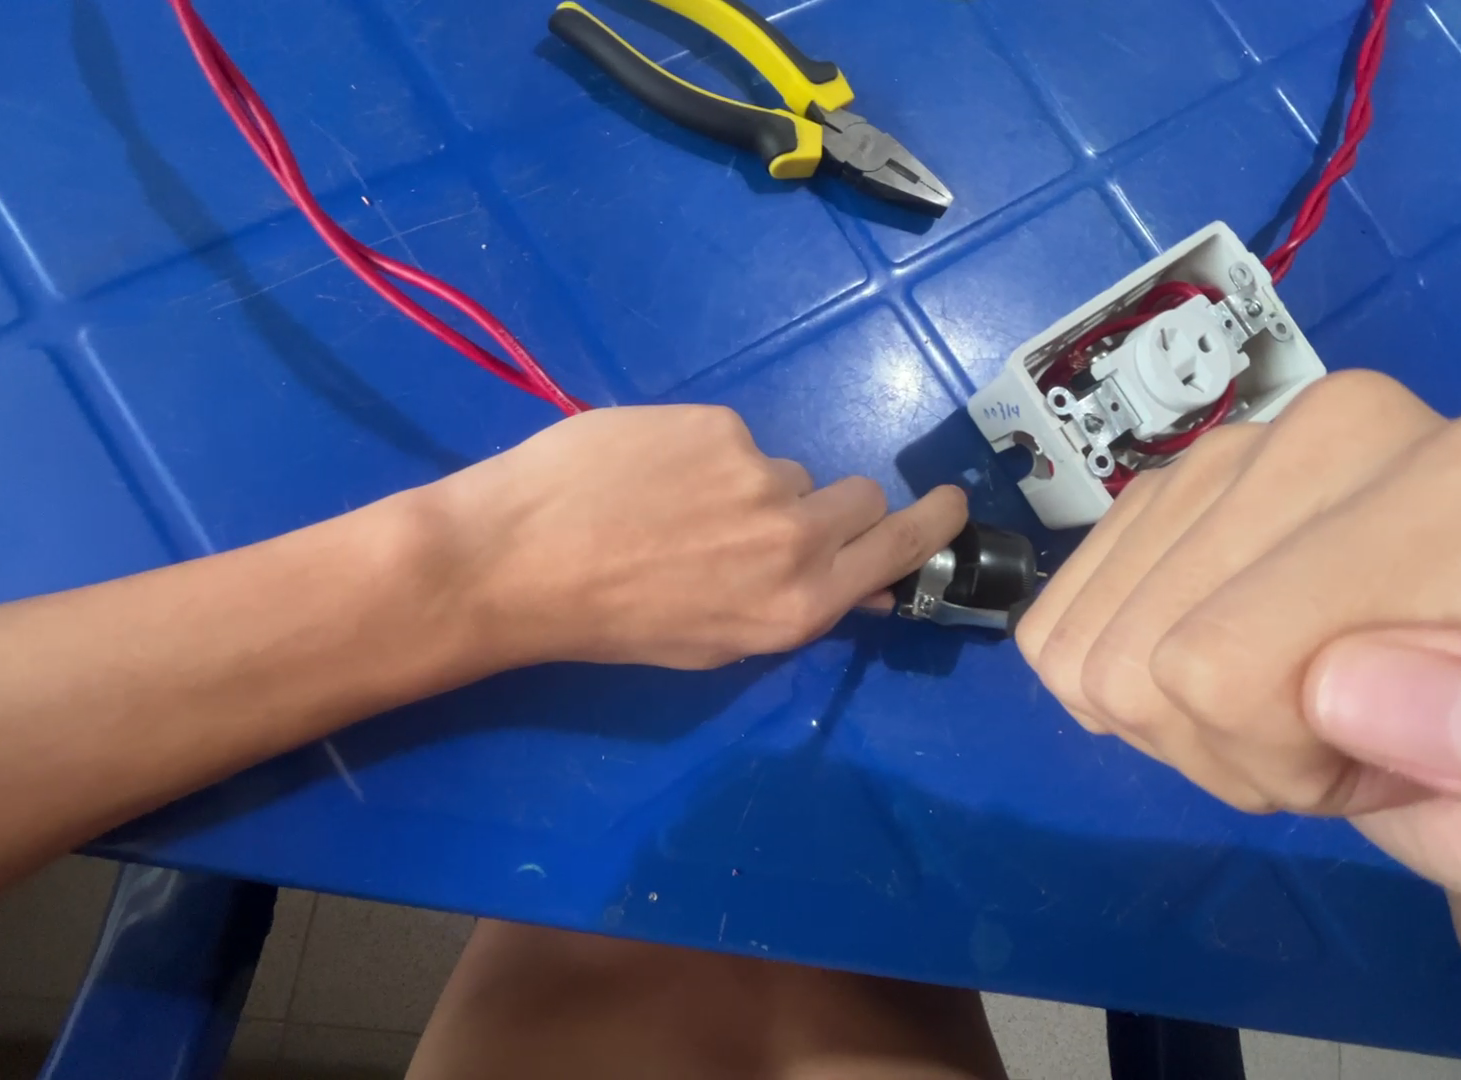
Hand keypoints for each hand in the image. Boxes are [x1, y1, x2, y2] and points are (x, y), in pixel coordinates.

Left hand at [438, 405, 966, 669]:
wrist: (515, 560)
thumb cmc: (611, 622)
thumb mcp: (716, 643)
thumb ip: (799, 606)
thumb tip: (863, 582)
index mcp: (799, 605)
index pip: (902, 546)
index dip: (932, 524)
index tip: (945, 506)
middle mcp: (796, 537)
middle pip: (860, 498)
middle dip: (830, 512)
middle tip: (770, 523)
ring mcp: (758, 471)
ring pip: (789, 471)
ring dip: (756, 488)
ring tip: (680, 506)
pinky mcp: (716, 423)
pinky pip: (734, 440)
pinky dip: (705, 456)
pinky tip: (649, 476)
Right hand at [1015, 371, 1460, 946]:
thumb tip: (1346, 686)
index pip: (1236, 659)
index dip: (1296, 758)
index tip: (1402, 758)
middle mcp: (1337, 426)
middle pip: (1155, 654)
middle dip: (1234, 743)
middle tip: (1344, 741)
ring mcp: (1222, 454)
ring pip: (1091, 644)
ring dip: (1176, 719)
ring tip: (1289, 708)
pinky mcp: (1149, 494)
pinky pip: (1054, 628)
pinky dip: (1116, 683)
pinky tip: (1211, 670)